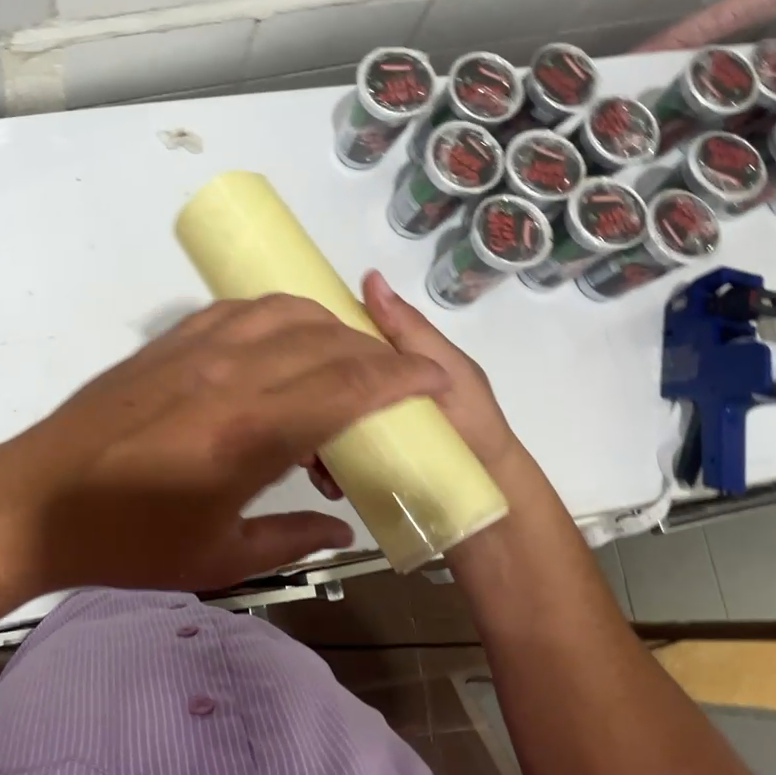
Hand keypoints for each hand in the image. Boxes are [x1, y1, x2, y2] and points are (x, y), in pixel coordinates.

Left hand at [0, 293, 448, 595]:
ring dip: (328, 329)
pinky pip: (238, 313)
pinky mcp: (166, 344)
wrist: (38, 503)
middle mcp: (231, 376)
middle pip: (326, 341)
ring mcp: (195, 351)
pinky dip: (276, 320)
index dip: (403, 378)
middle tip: (391, 386)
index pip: (351, 385)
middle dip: (374, 355)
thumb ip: (290, 540)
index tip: (435, 381)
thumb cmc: (128, 542)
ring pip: (284, 313)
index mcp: (251, 432)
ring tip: (341, 363)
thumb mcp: (218, 559)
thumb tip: (340, 530)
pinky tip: (280, 350)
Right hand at [305, 271, 522, 499]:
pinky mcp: (355, 468)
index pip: (338, 342)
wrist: (485, 497)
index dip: (313, 345)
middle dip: (306, 404)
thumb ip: (408, 331)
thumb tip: (370, 277)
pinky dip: (323, 471)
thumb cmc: (472, 425)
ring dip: (310, 442)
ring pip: (315, 425)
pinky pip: (326, 463)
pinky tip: (329, 482)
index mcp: (385, 363)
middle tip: (302, 423)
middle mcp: (366, 393)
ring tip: (316, 463)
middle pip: (319, 388)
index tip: (290, 356)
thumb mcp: (446, 370)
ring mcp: (359, 432)